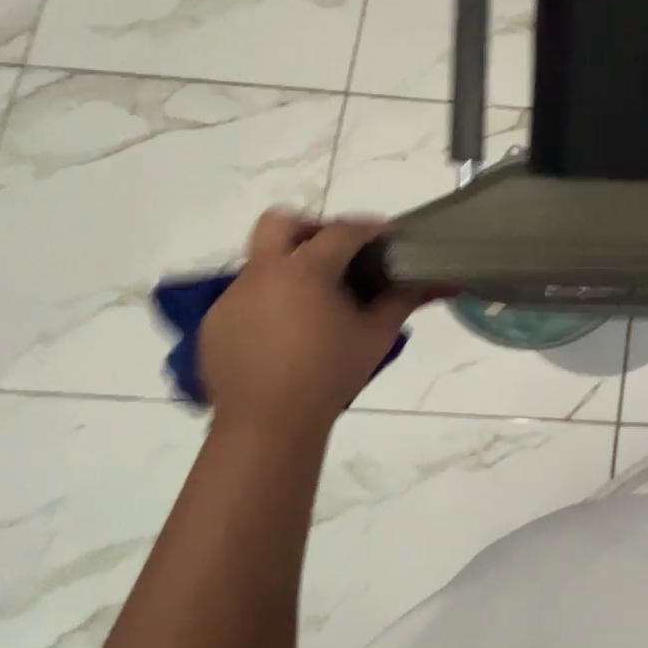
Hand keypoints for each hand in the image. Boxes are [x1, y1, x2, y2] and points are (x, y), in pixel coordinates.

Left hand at [198, 210, 429, 438]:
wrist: (267, 424)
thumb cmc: (330, 374)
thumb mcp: (377, 334)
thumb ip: (402, 299)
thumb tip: (432, 280)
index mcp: (304, 271)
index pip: (341, 231)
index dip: (369, 228)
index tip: (389, 236)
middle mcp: (262, 274)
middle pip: (279, 223)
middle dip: (311, 228)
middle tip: (337, 251)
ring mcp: (232, 298)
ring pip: (263, 263)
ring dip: (292, 270)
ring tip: (318, 303)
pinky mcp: (215, 324)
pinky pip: (247, 297)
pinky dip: (272, 302)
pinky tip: (290, 332)